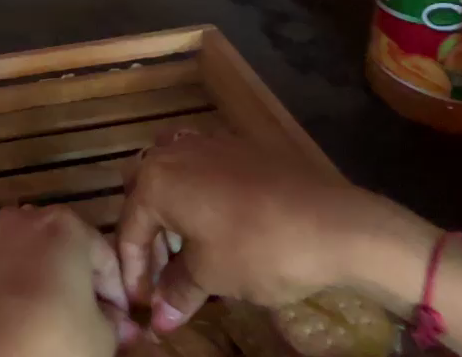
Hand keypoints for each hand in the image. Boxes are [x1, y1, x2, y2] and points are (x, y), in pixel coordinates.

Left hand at [0, 205, 136, 356]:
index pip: (104, 255)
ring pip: (29, 254)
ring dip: (45, 279)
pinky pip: (2, 268)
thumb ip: (113, 321)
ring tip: (56, 319)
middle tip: (92, 320)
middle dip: (79, 280)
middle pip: (64, 247)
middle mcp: (25, 218)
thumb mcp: (102, 336)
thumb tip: (118, 321)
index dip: (116, 291)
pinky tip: (22, 317)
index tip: (122, 321)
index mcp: (65, 224)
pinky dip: (15, 285)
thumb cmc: (56, 339)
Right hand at [116, 128, 402, 332]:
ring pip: (169, 172)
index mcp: (155, 180)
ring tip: (185, 245)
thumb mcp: (212, 277)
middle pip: (142, 191)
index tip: (143, 305)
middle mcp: (171, 152)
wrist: (332, 222)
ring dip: (168, 207)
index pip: (129, 228)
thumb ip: (177, 291)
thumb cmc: (257, 248)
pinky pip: (198, 166)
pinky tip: (216, 220)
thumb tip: (160, 318)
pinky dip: (195, 192)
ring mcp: (205, 143)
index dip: (133, 271)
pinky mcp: (235, 146)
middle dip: (146, 231)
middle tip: (162, 272)